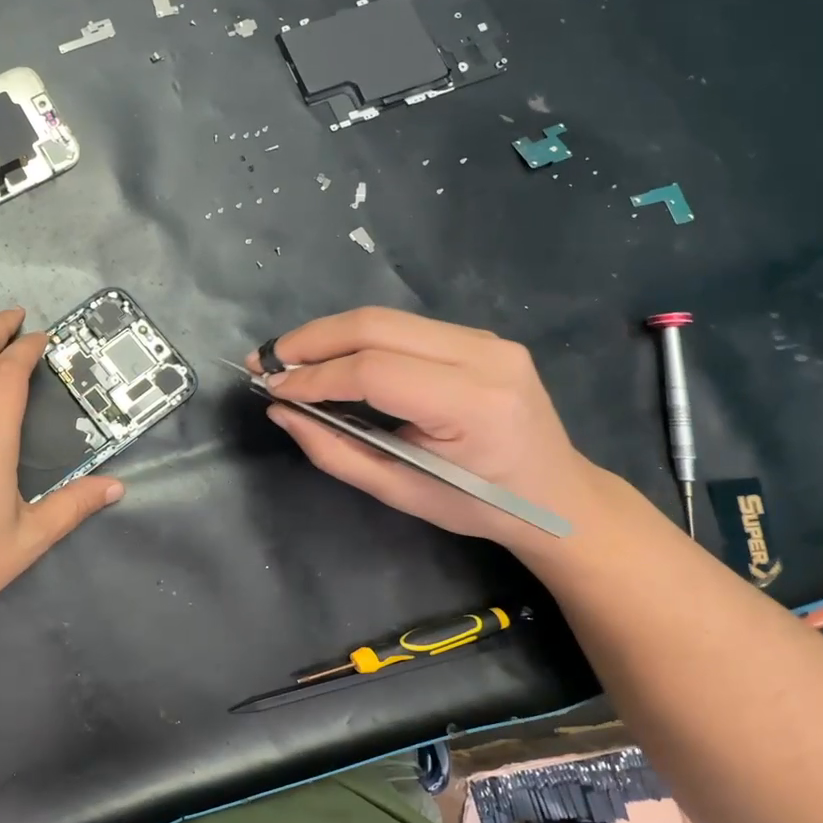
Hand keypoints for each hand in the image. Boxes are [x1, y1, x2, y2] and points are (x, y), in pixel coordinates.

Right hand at [249, 307, 621, 553]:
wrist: (559, 497)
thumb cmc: (478, 505)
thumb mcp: (399, 491)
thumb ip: (334, 450)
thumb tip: (281, 411)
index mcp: (473, 404)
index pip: (374, 371)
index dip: (313, 377)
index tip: (270, 389)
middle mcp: (484, 357)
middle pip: (375, 326)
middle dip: (309, 340)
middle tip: (263, 361)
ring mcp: (484, 339)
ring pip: (383, 318)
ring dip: (325, 335)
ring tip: (285, 358)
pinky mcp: (476, 336)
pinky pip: (399, 326)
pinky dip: (352, 337)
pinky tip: (325, 357)